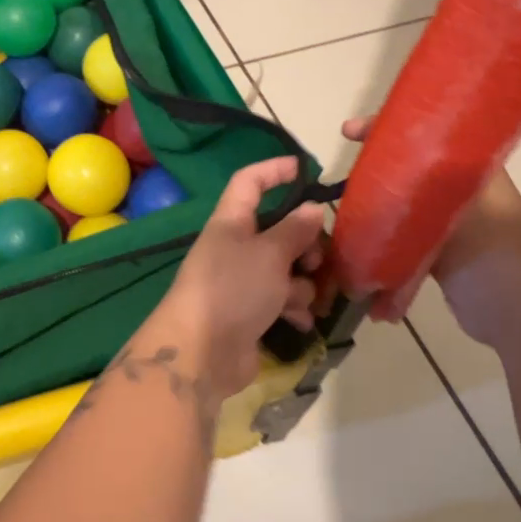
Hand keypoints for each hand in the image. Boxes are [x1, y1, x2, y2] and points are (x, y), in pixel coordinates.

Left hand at [144, 157, 326, 402]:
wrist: (202, 352)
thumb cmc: (233, 290)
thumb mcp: (269, 253)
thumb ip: (294, 231)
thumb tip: (311, 210)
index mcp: (231, 222)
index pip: (248, 183)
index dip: (273, 171)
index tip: (304, 169)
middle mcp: (234, 247)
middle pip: (278, 230)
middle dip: (306, 244)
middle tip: (318, 260)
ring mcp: (241, 281)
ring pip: (285, 269)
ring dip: (302, 283)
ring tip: (304, 299)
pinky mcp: (249, 312)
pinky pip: (281, 300)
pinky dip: (294, 308)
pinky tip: (301, 321)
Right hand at [340, 117, 520, 344]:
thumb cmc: (499, 261)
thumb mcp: (462, 218)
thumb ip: (421, 199)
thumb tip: (372, 189)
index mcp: (475, 175)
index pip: (429, 138)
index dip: (390, 129)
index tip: (350, 133)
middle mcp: (461, 195)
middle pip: (410, 171)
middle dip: (375, 170)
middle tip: (340, 172)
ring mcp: (450, 227)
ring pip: (402, 206)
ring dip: (374, 209)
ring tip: (342, 209)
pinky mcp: (438, 256)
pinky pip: (401, 240)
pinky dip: (381, 243)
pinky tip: (356, 249)